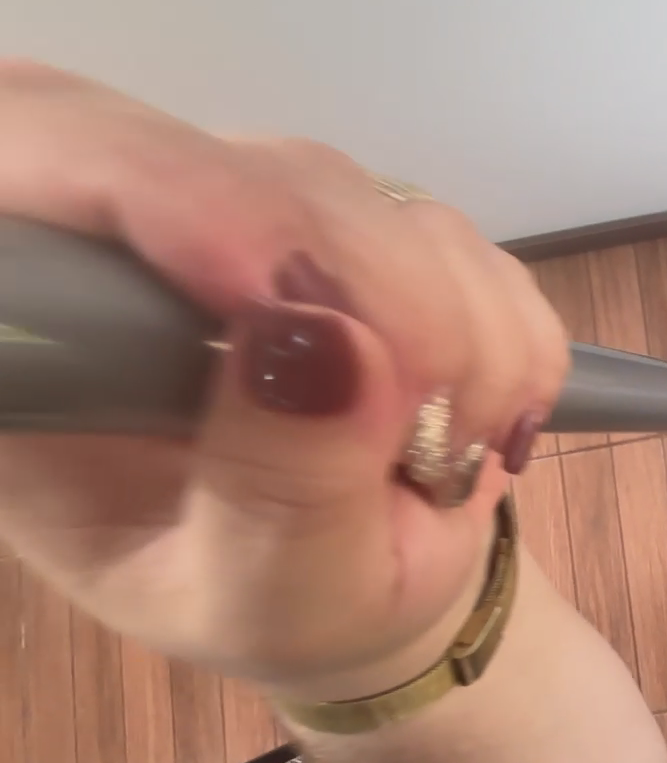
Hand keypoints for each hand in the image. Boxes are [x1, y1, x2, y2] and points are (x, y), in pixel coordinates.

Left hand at [0, 61, 567, 701]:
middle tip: (436, 421)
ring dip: (475, 338)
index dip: (163, 188)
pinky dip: (522, 338)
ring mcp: (302, 245)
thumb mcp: (277, 592)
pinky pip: (484, 254)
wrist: (393, 576)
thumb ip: (283, 486)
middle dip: (391, 300)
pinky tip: (499, 410)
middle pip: (274, 176)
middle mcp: (169, 263)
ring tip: (467, 442)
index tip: (281, 288)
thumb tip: (331, 344)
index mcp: (55, 345)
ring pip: (400, 212)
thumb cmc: (304, 606)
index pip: (43, 156)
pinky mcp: (405, 255)